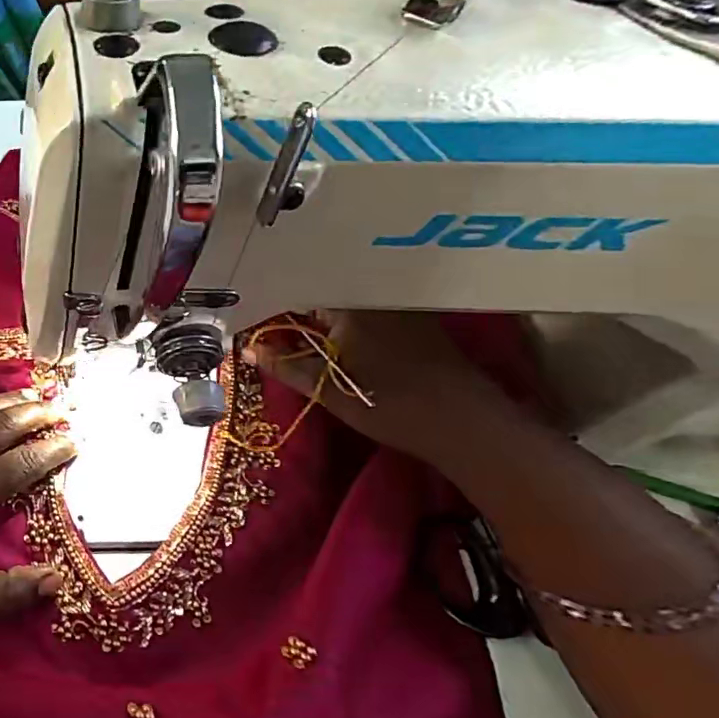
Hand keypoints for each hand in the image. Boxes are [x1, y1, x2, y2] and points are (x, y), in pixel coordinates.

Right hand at [247, 311, 525, 464]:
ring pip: (343, 300)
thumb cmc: (393, 406)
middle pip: (320, 291)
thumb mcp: (329, 391)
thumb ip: (285, 366)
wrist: (471, 428)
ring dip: (317, 312)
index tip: (248, 314)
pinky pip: (365, 309)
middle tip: (265, 321)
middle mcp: (373, 296)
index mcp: (349, 304)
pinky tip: (331, 337)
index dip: (270, 302)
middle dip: (291, 305)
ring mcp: (396, 306)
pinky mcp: (413, 320)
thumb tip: (247, 349)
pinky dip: (343, 319)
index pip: (296, 289)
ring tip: (292, 328)